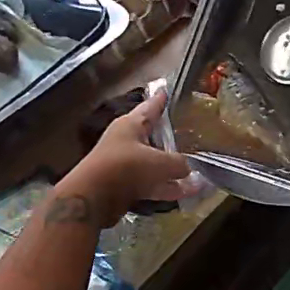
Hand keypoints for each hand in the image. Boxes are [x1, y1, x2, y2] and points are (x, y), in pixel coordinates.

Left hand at [55, 88, 202, 226]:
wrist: (94, 198)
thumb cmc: (126, 168)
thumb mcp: (160, 162)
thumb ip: (179, 164)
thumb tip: (188, 169)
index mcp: (130, 125)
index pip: (149, 107)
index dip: (159, 99)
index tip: (166, 90)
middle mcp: (125, 142)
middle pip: (152, 137)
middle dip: (169, 138)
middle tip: (187, 134)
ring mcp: (124, 165)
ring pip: (153, 164)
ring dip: (172, 170)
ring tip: (196, 173)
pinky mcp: (124, 187)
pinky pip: (151, 184)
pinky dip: (167, 188)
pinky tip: (187, 193)